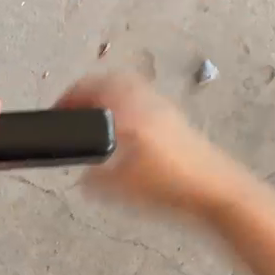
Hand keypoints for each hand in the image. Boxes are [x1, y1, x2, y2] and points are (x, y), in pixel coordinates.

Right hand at [55, 73, 251, 218]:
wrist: (218, 193)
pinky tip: (123, 137)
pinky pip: (145, 104)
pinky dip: (128, 110)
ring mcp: (166, 110)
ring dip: (110, 99)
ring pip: (132, 91)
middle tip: (75, 112)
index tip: (57, 113)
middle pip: (113, 81)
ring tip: (96, 123)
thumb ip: (92, 179)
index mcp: (128, 109)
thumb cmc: (166, 187)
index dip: (69, 97)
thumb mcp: (116, 188)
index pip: (91, 88)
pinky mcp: (178, 124)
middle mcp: (147, 101)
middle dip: (90, 93)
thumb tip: (83, 176)